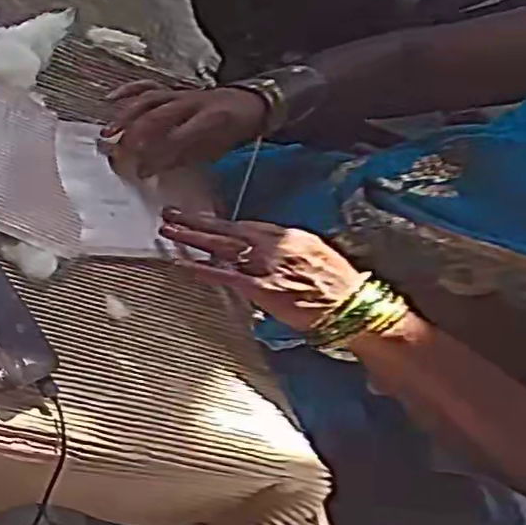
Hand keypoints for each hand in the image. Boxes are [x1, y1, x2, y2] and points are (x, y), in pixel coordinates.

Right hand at [102, 82, 266, 177]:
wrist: (252, 103)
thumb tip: (148, 171)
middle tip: (119, 153)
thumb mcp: (213, 149)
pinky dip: (127, 90)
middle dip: (134, 136)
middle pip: (155, 116)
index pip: (175, 139)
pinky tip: (110, 98)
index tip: (140, 172)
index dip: (155, 156)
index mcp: (209, 119)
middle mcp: (191, 102)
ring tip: (108, 132)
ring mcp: (180, 93)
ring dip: (124, 116)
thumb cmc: (231, 130)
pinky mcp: (173, 89)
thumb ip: (179, 158)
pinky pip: (148, 85)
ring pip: (148, 100)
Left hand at [161, 209, 366, 331]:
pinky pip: (226, 275)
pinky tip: (182, 264)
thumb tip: (248, 248)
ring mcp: (269, 265)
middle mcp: (277, 246)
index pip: (243, 224)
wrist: (358, 310)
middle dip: (195, 221)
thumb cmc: (335, 285)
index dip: (215, 220)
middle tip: (169, 214)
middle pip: (227, 229)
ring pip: (222, 246)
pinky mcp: (264, 287)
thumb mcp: (311, 254)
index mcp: (290, 236)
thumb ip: (278, 249)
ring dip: (192, 238)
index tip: (193, 215)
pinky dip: (202, 269)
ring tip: (167, 231)